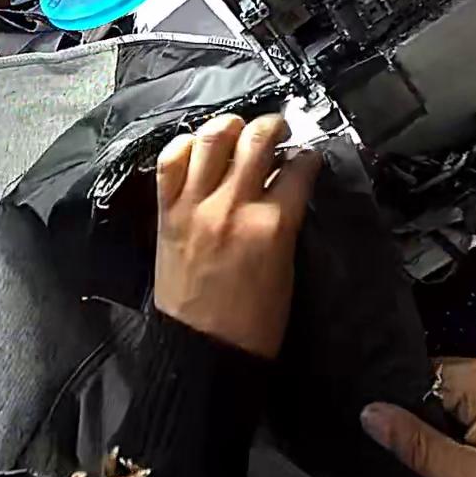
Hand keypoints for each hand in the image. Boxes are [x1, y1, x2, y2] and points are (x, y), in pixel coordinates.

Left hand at [153, 114, 319, 359]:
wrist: (201, 352)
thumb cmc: (255, 321)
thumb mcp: (286, 266)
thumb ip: (287, 218)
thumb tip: (288, 181)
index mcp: (271, 226)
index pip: (298, 170)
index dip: (308, 156)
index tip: (307, 155)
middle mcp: (232, 206)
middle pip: (256, 139)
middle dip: (274, 125)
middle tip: (279, 129)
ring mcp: (194, 204)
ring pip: (211, 138)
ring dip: (231, 124)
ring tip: (239, 128)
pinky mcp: (166, 211)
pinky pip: (170, 161)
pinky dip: (184, 145)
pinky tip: (199, 147)